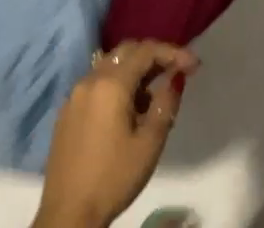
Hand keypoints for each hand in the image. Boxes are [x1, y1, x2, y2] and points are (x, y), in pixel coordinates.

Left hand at [34, 40, 199, 227]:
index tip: (195, 66)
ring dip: (135, 71)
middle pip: (125, 52)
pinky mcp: (67, 112)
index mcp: (110, 84)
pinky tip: (129, 109)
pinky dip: (117, 85)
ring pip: (109, 67)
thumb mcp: (150, 143)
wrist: (68, 213)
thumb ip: (166, 103)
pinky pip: (97, 84)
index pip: (145, 51)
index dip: (173, 52)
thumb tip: (175, 77)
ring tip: (155, 95)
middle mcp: (89, 80)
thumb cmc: (114, 177)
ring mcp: (75, 95)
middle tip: (177, 72)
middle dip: (154, 56)